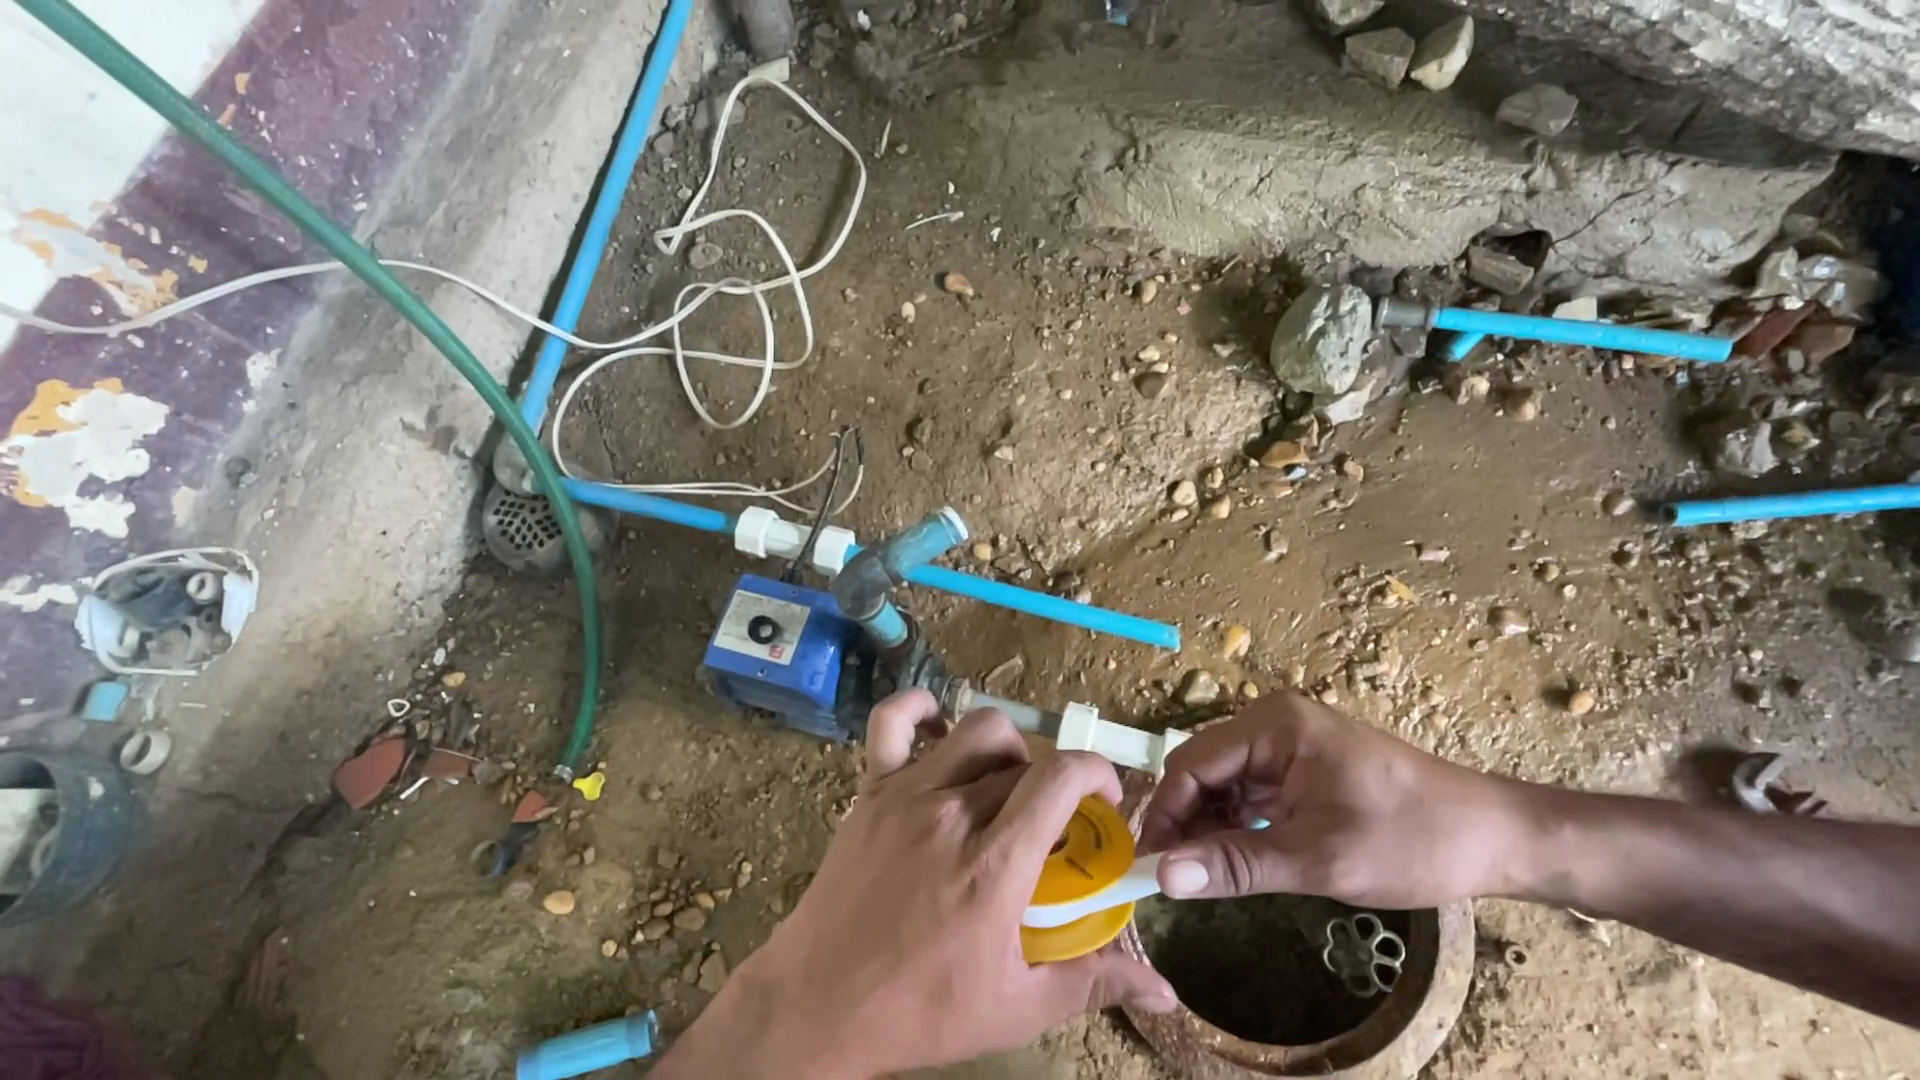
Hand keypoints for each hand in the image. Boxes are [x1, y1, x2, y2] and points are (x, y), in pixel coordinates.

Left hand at [658, 690, 1173, 1079]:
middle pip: (1025, 762)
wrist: (816, 1003)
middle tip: (1054, 821)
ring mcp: (907, 793)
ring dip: (1008, 748)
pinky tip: (942, 732)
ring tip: (1008, 785)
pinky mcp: (871, 791)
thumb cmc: (920, 1010)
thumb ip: (1093, 983)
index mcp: (995, 864)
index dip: (1097, 771)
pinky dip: (923, 710)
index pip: (1061, 775)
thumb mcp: (1015, 1007)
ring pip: (976, 729)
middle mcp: (953, 813)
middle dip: (1055, 781)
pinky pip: (893, 721)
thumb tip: (1165, 992)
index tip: (1104, 800)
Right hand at [1140, 690, 1533, 907]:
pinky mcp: (1300, 772)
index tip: (1147, 866)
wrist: (1496, 838)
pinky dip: (1235, 829)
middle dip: (1183, 822)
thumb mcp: (1319, 858)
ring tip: (1196, 877)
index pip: (1191, 763)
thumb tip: (1164, 878)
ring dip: (1207, 829)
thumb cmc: (1411, 838)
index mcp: (1272, 726)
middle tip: (1168, 879)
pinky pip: (1249, 796)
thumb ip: (1237, 864)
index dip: (1165, 814)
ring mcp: (1287, 747)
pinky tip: (1230, 862)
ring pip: (1222, 786)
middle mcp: (1271, 726)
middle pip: (1201, 771)